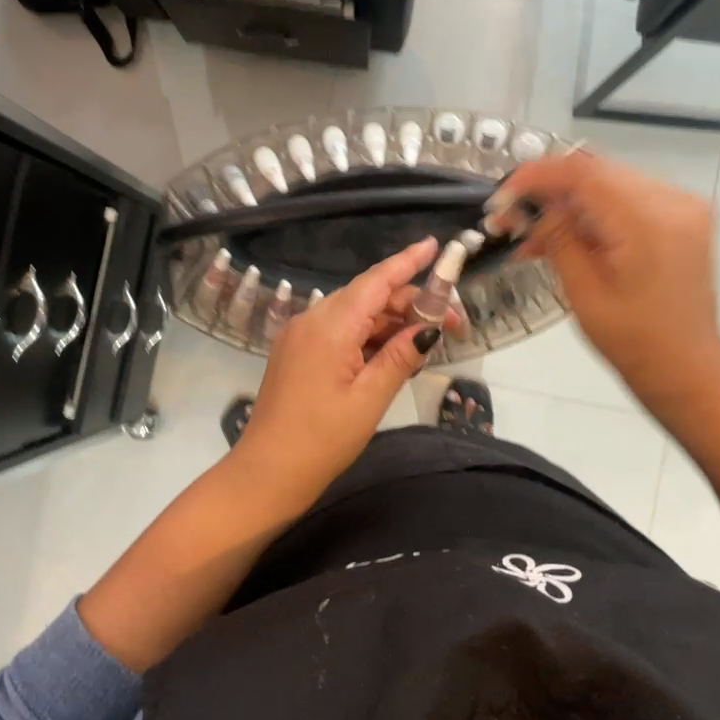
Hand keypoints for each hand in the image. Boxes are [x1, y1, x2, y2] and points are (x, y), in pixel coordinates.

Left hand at [232, 237, 447, 494]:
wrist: (265, 472)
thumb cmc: (321, 439)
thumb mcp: (370, 398)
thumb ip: (400, 357)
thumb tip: (429, 328)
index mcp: (330, 325)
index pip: (376, 281)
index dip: (408, 262)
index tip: (437, 246)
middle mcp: (311, 320)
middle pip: (368, 297)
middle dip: (410, 304)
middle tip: (454, 324)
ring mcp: (299, 336)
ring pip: (354, 315)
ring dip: (390, 323)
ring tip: (428, 342)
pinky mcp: (296, 354)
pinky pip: (338, 332)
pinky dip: (368, 337)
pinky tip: (392, 353)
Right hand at [497, 152, 719, 396]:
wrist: (688, 368)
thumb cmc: (633, 341)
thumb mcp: (584, 293)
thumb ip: (560, 238)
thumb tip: (534, 206)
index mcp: (650, 222)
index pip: (585, 174)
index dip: (538, 175)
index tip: (503, 194)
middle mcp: (674, 201)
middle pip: (597, 173)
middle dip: (549, 190)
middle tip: (510, 218)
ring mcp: (683, 206)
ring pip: (609, 183)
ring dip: (568, 203)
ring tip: (532, 237)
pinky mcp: (682, 217)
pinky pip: (627, 198)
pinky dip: (593, 212)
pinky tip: (566, 238)